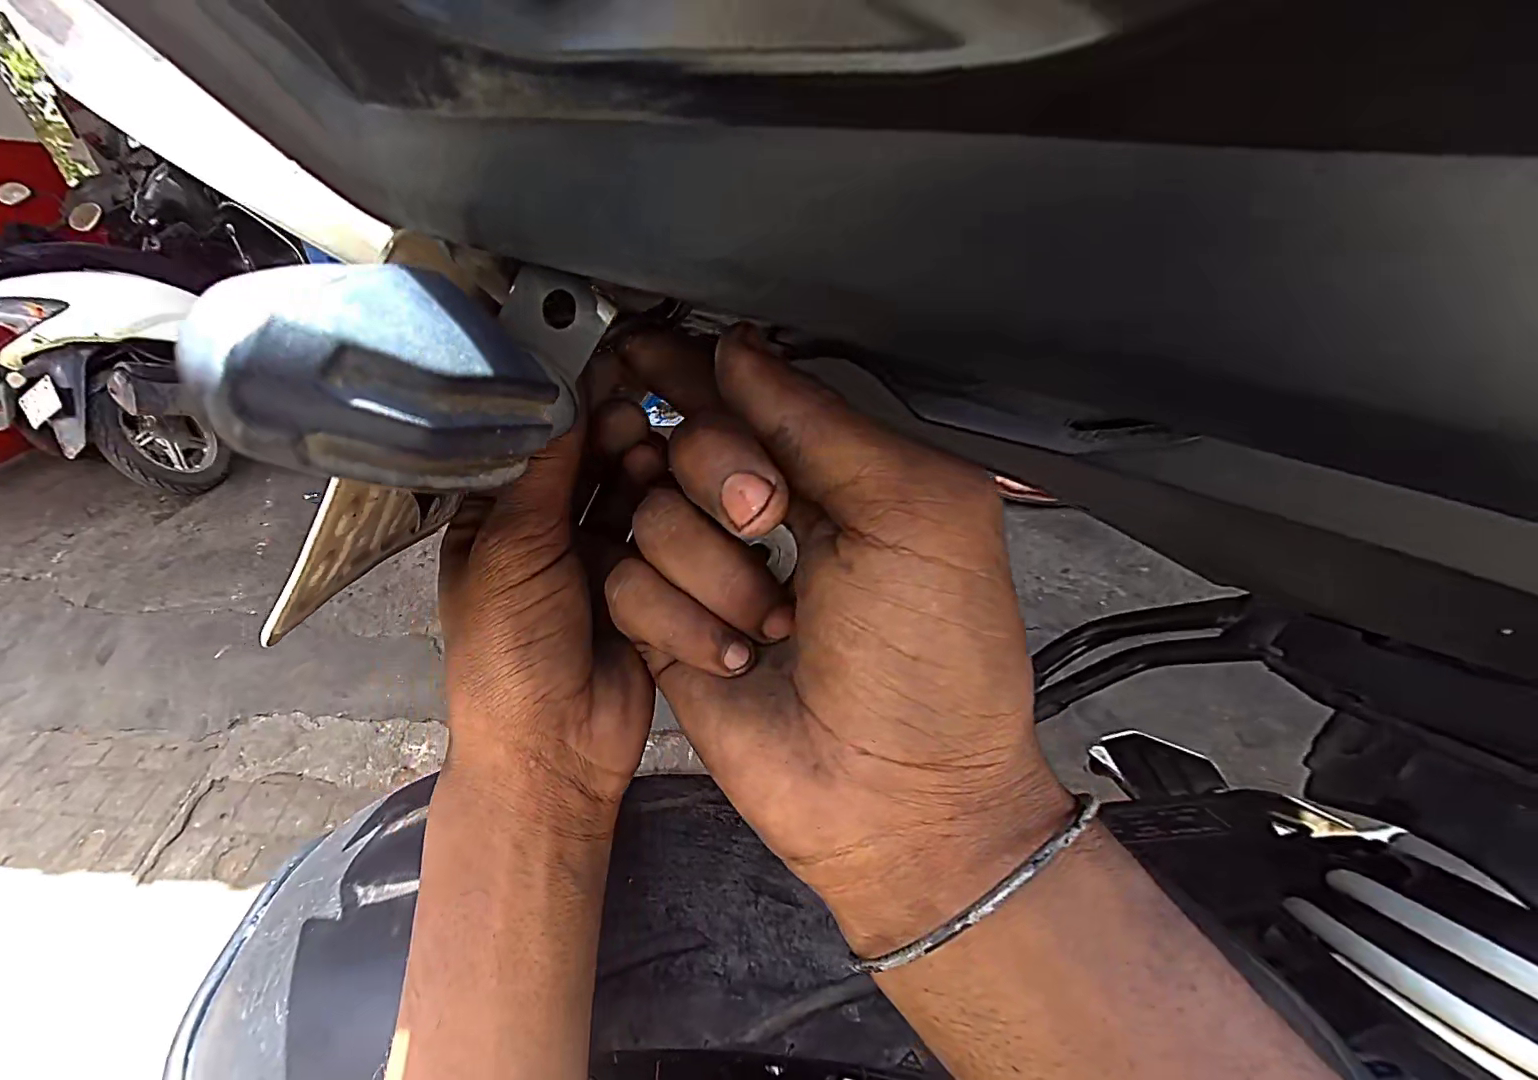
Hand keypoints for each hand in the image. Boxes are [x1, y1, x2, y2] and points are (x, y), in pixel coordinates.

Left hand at [436, 385, 665, 829]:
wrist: (554, 747)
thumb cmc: (508, 650)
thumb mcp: (510, 552)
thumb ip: (542, 475)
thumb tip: (565, 400)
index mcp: (493, 527)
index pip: (531, 457)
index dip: (564, 424)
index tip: (597, 393)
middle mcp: (542, 539)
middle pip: (582, 474)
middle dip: (606, 447)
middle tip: (631, 423)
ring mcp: (591, 564)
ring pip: (621, 502)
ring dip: (635, 477)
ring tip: (650, 455)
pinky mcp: (636, 590)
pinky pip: (652, 542)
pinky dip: (659, 517)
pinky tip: (668, 493)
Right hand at [606, 326, 1074, 950]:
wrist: (893, 796)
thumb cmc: (930, 659)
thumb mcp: (914, 514)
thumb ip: (822, 425)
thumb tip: (740, 352)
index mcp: (816, 472)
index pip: (735, 396)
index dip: (688, 367)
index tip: (642, 346)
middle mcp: (747, 515)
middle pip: (679, 443)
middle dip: (717, 471)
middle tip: (764, 516)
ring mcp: (700, 571)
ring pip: (646, 515)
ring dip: (713, 570)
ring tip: (773, 624)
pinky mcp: (661, 627)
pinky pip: (625, 584)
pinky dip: (681, 620)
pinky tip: (733, 657)